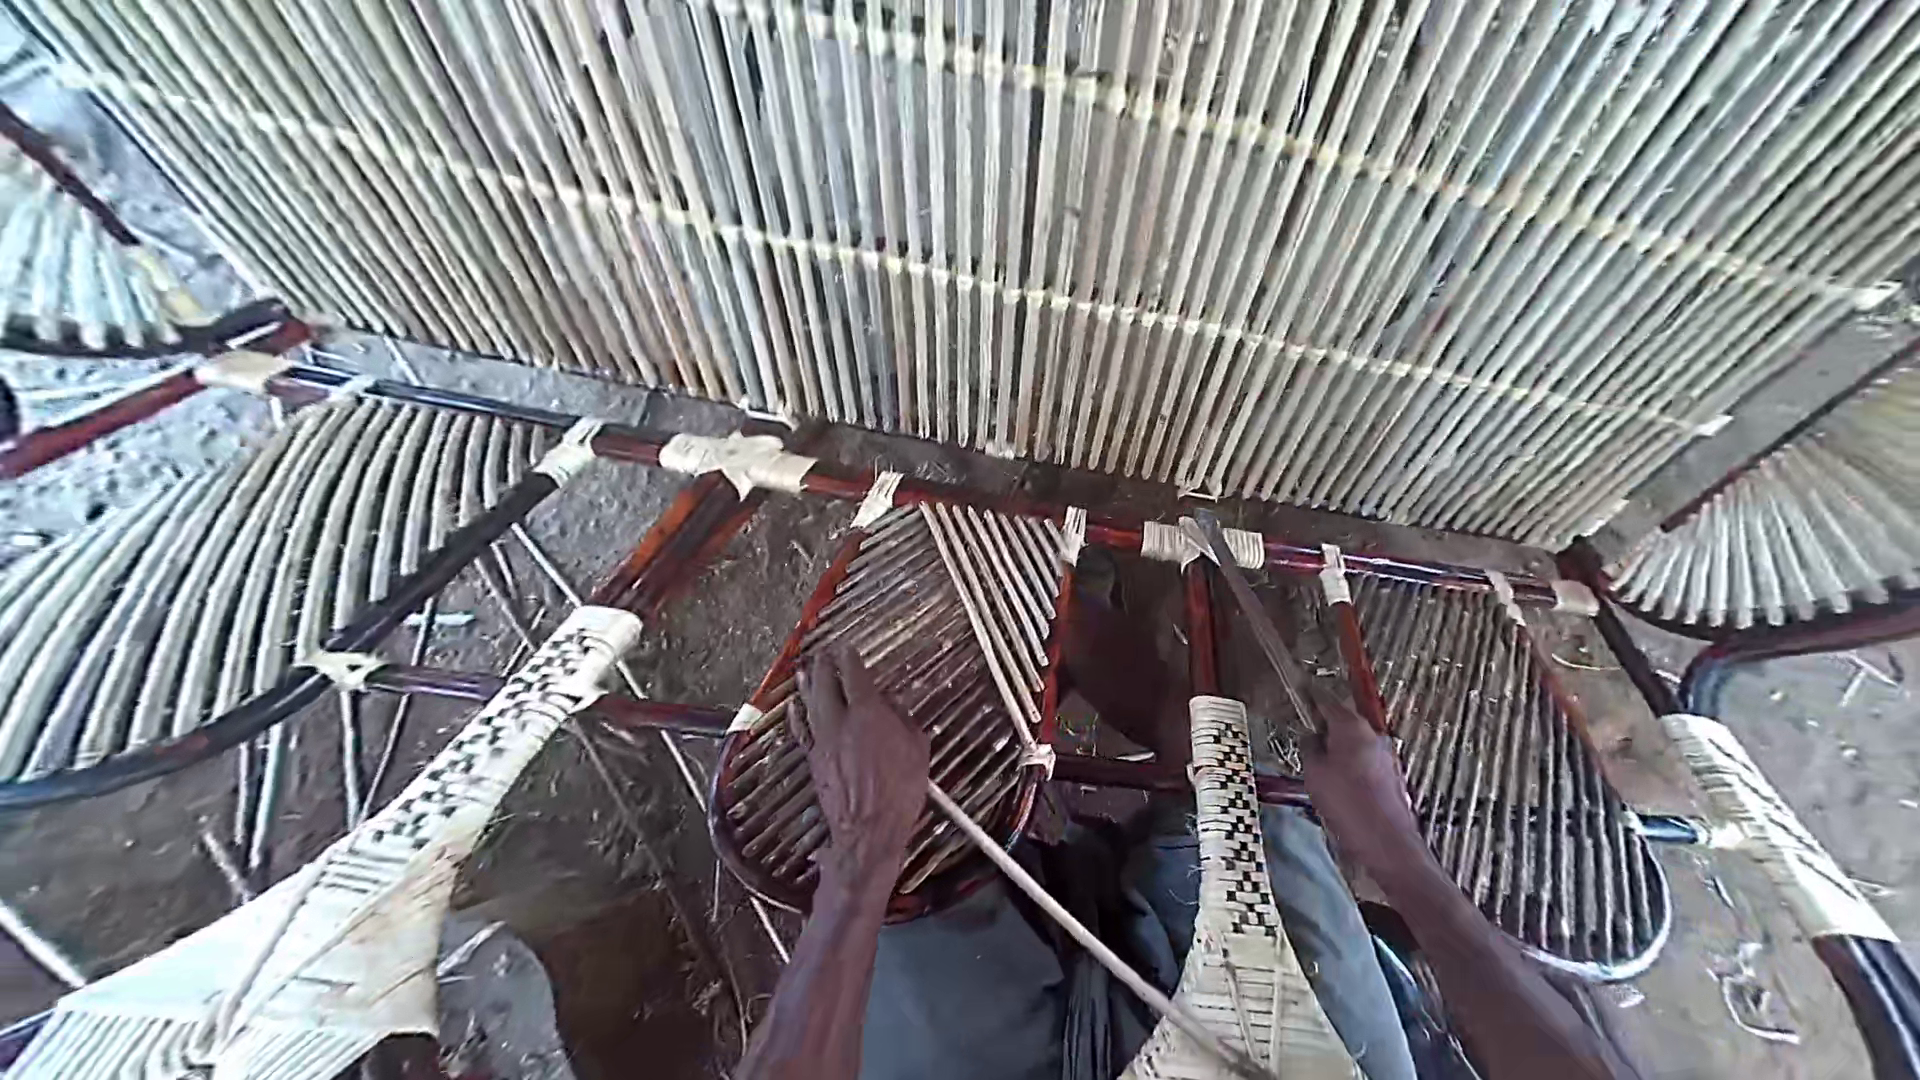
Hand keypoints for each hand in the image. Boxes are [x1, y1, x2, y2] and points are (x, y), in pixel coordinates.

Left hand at [794, 647, 930, 871]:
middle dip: (824, 665)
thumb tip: (892, 705)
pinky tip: (794, 707)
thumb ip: (903, 720)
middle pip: (825, 684)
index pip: (854, 676)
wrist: (869, 829)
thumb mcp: (916, 748)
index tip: (847, 650)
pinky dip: (797, 714)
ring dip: (807, 684)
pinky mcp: (814, 760)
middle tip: (824, 654)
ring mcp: (823, 741)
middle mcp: (840, 721)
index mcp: (868, 713)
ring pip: (810, 703)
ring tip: (805, 671)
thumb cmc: (898, 791)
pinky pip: (801, 730)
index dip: (849, 659)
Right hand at [1300, 686, 1431, 882]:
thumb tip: (1311, 736)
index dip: (1309, 694)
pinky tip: (1335, 778)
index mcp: (1353, 728)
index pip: (1327, 700)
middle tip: (1301, 731)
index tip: (1296, 689)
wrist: (1388, 845)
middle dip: (1323, 723)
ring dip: (1336, 744)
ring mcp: (1386, 756)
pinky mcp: (1391, 776)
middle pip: (1343, 719)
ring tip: (1315, 759)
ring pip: (1353, 740)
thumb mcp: (1313, 771)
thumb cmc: (1346, 802)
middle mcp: (1374, 736)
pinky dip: (1347, 760)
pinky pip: (1362, 758)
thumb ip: (1309, 746)